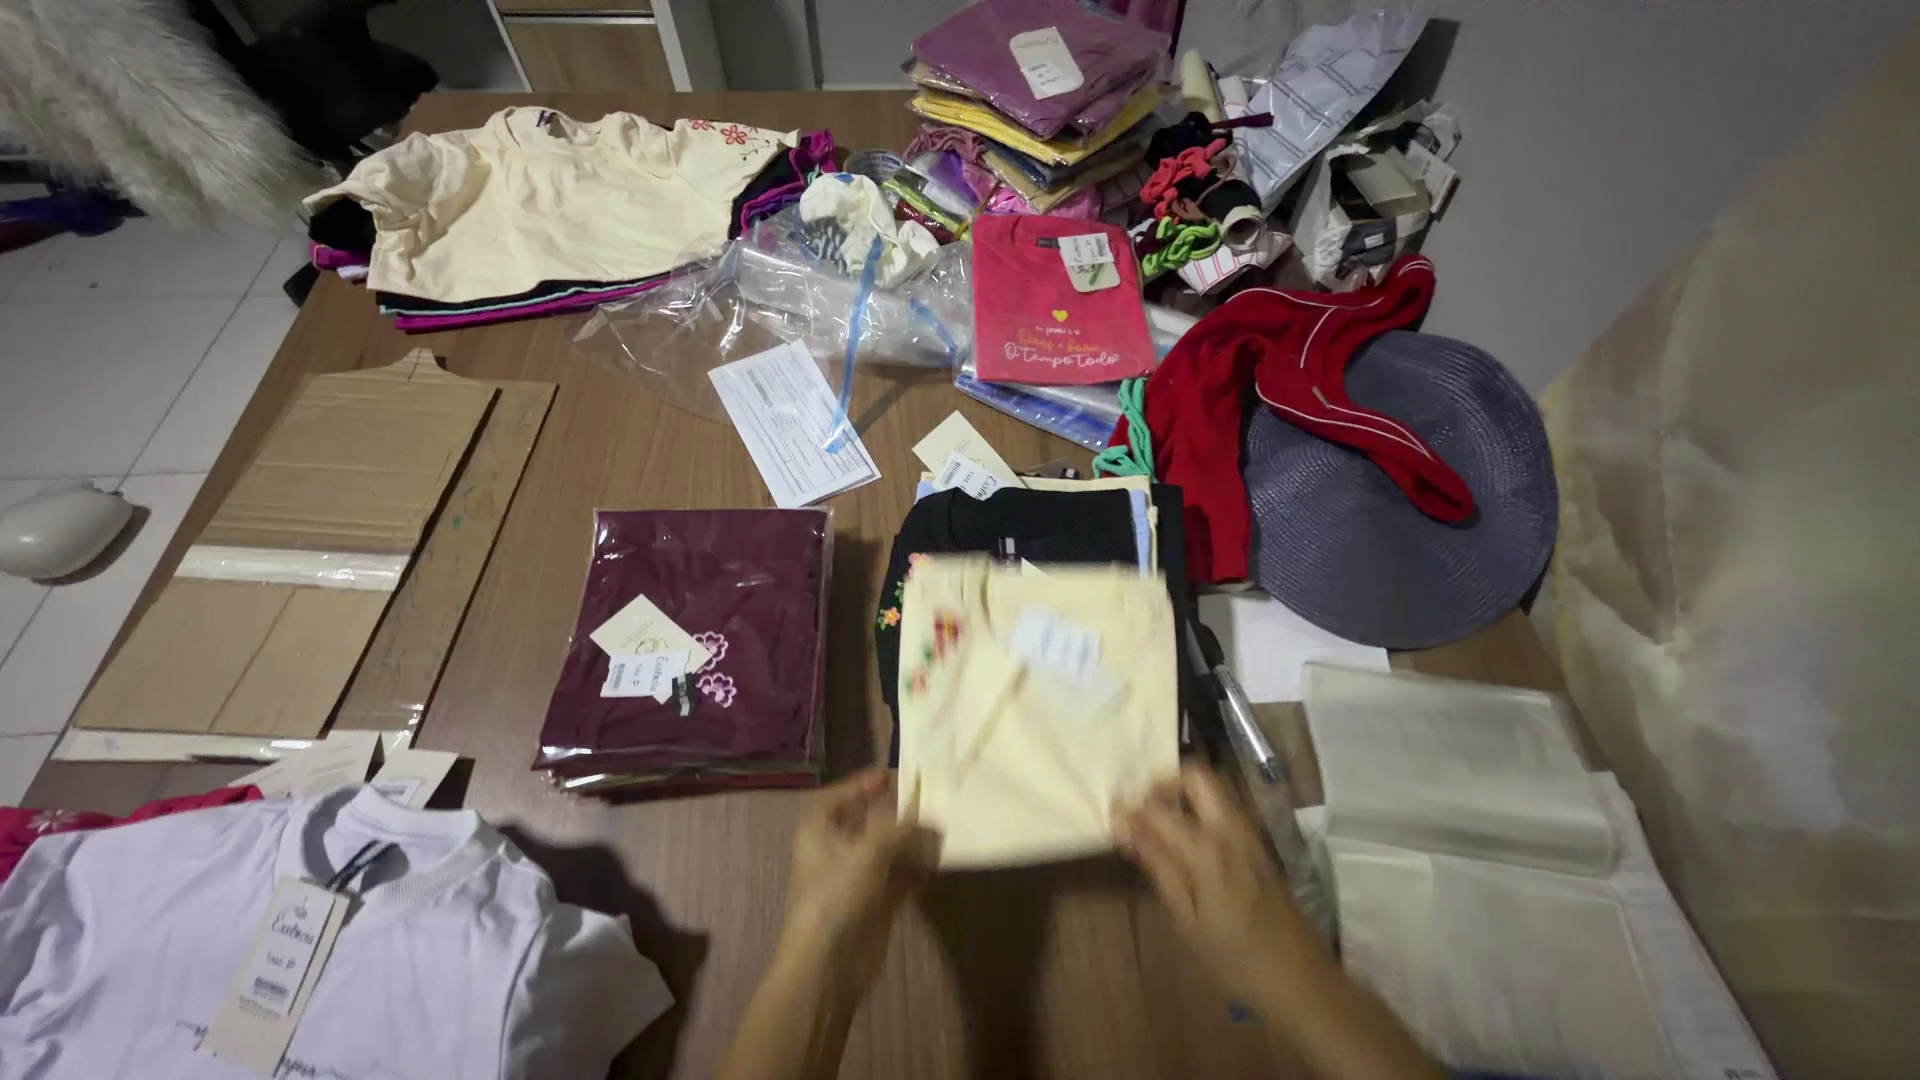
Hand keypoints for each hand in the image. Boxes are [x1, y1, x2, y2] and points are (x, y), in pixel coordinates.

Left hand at [777, 769, 939, 1000]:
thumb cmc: (836, 895)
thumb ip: (902, 828)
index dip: (865, 782)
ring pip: (889, 847)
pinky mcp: (876, 900)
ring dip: (913, 838)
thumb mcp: (868, 851)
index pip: (840, 793)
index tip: (898, 774)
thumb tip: (932, 818)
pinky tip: (940, 856)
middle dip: (899, 810)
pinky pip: (901, 874)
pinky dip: (918, 865)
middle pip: (870, 819)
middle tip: (932, 796)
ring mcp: (856, 875)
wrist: (827, 965)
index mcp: (818, 827)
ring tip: (943, 825)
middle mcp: (835, 847)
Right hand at [1113, 765, 1310, 1003]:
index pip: (1157, 808)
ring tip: (1160, 823)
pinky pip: (1225, 806)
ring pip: (1213, 787)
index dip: (1129, 808)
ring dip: (1183, 792)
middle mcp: (1231, 829)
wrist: (1302, 979)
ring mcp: (1249, 833)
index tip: (1112, 818)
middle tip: (1142, 809)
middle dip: (1163, 782)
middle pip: (1196, 775)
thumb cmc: (1236, 959)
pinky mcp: (1258, 843)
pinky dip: (1200, 806)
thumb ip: (1158, 866)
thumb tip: (1125, 826)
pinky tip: (1187, 839)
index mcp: (1208, 850)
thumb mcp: (1187, 920)